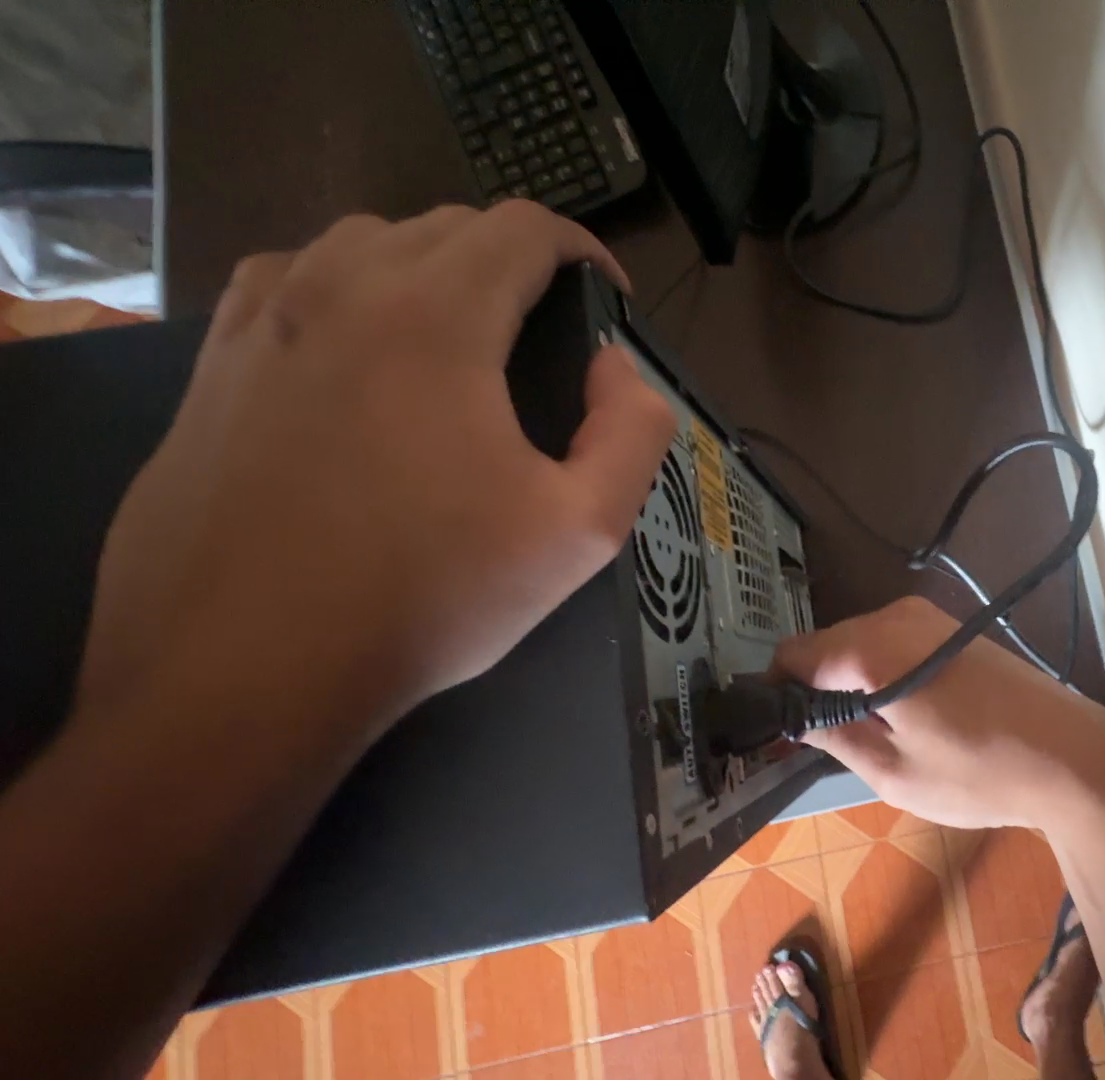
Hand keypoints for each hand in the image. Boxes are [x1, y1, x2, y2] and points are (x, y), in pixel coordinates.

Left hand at [77, 202, 676, 740]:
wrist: (246, 674)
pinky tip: (369, 356)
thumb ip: (634, 430)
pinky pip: (291, 283)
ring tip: (470, 338)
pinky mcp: (211, 367)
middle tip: (553, 332)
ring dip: (434, 269)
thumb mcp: (586, 528)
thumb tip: (616, 368)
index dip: (582, 249)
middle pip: (445, 227)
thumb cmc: (434, 595)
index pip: (520, 228)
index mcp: (433, 321)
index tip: (610, 299)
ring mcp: (257, 325)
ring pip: (362, 243)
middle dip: (517, 261)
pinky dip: (351, 291)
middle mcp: (335, 293)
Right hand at [776, 596, 1104, 829]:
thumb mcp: (894, 772)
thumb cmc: (980, 773)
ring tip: (871, 734)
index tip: (781, 733)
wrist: (1072, 755)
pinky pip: (894, 641)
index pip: (793, 654)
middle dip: (814, 688)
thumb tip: (791, 717)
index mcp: (873, 649)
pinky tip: (906, 714)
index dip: (778, 693)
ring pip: (860, 641)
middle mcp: (897, 617)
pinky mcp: (953, 626)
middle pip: (826, 645)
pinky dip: (882, 671)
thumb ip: (833, 736)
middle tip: (825, 744)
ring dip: (850, 681)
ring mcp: (930, 616)